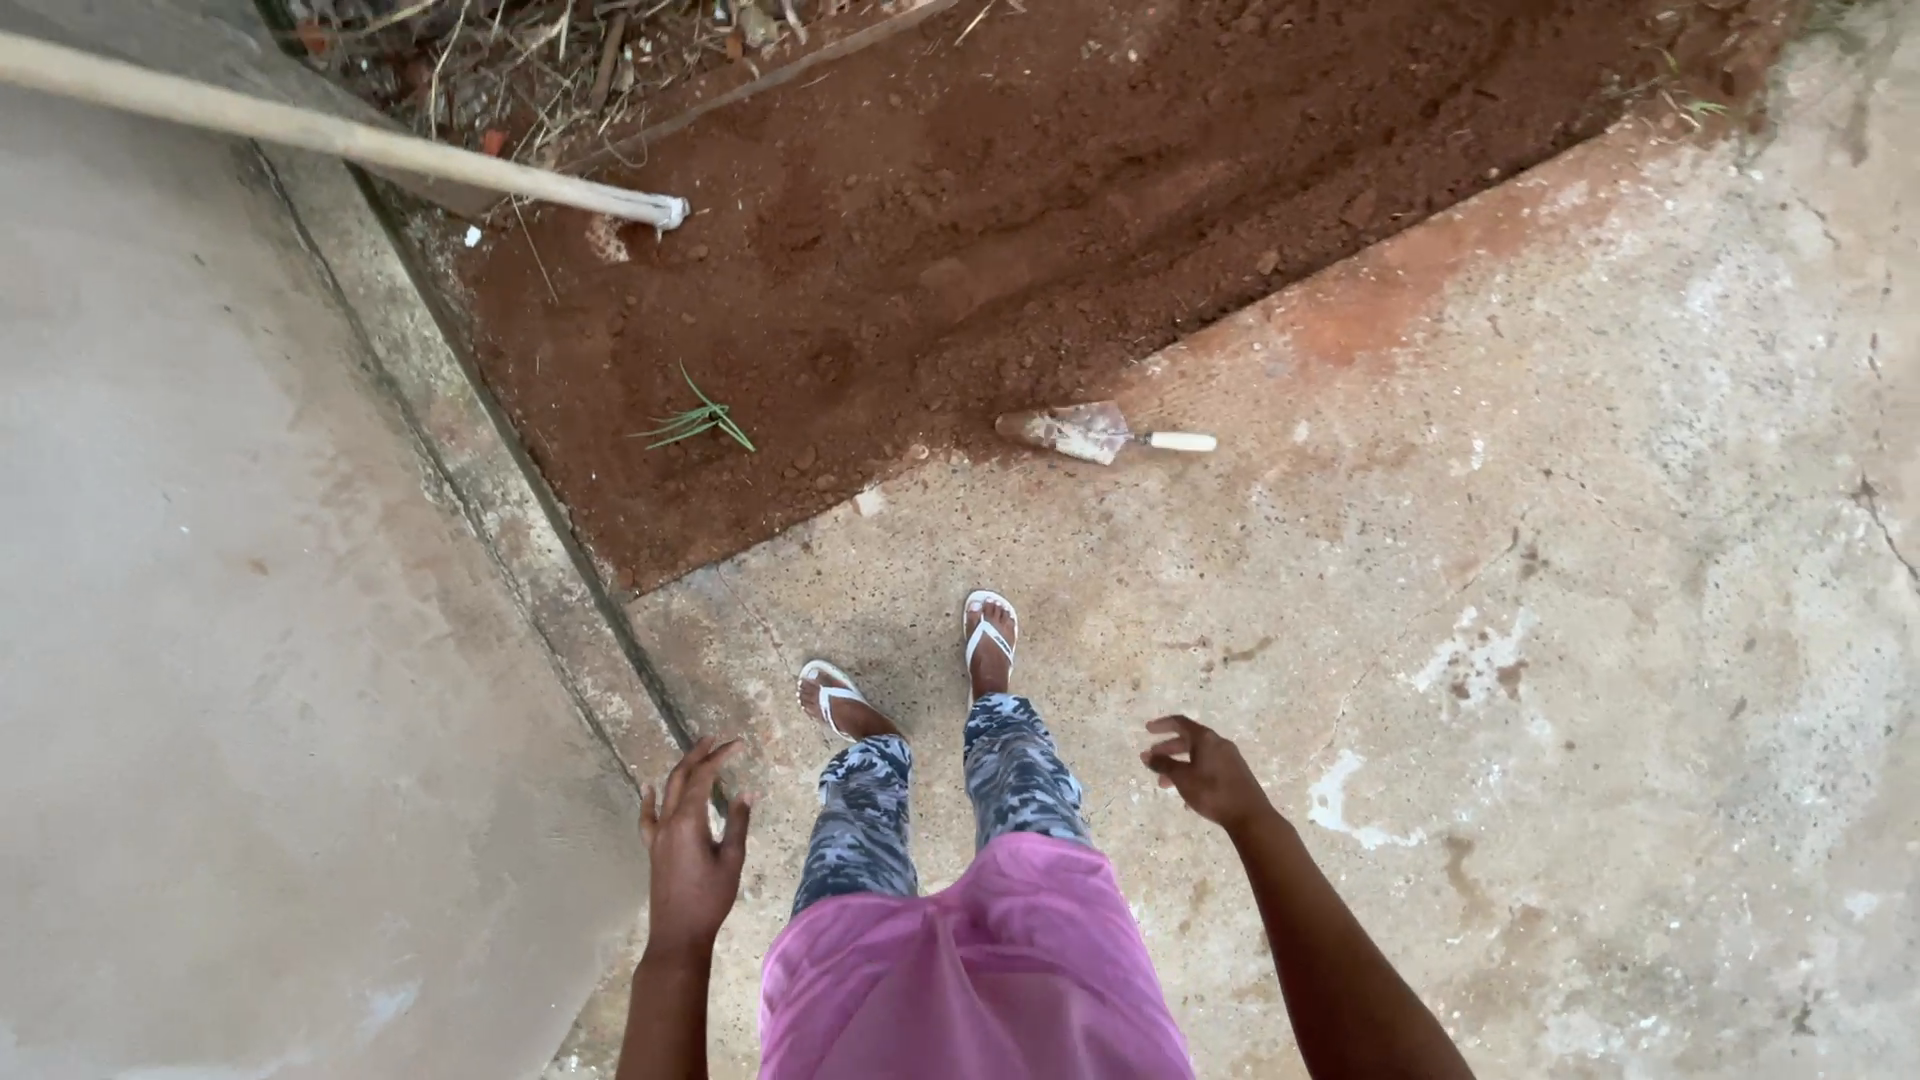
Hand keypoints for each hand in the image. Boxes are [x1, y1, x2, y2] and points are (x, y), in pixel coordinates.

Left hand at [639, 736, 752, 957]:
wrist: (678, 935)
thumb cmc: (710, 898)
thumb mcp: (732, 859)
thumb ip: (739, 822)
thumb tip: (748, 792)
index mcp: (689, 821)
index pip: (704, 777)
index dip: (720, 757)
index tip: (739, 745)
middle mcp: (668, 822)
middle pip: (680, 777)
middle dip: (698, 754)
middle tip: (716, 739)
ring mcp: (657, 835)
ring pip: (666, 791)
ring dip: (681, 769)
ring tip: (696, 753)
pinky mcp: (653, 848)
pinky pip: (647, 816)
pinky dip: (649, 798)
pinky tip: (648, 787)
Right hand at [1140, 715, 1274, 833]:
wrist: (1250, 816)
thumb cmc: (1212, 792)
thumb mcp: (1182, 778)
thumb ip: (1163, 764)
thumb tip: (1146, 755)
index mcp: (1206, 738)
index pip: (1180, 723)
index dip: (1162, 725)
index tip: (1148, 730)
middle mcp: (1219, 743)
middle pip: (1189, 740)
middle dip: (1168, 749)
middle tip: (1153, 759)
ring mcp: (1230, 758)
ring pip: (1199, 756)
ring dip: (1180, 766)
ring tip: (1165, 784)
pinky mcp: (1236, 774)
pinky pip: (1209, 767)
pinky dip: (1194, 774)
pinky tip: (1187, 796)